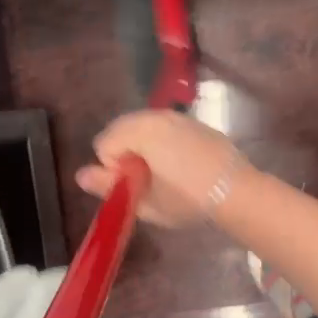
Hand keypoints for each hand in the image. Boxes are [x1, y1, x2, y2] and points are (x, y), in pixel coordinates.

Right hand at [76, 110, 244, 227]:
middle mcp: (158, 115)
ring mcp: (179, 116)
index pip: (105, 144)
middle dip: (125, 154)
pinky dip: (163, 143)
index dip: (113, 169)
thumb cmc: (188, 200)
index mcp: (141, 130)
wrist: (238, 192)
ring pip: (143, 126)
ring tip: (163, 175)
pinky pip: (165, 128)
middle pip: (121, 129)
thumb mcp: (145, 202)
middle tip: (146, 182)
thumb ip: (109, 186)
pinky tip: (181, 167)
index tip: (135, 187)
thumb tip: (80, 175)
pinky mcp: (196, 123)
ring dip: (143, 148)